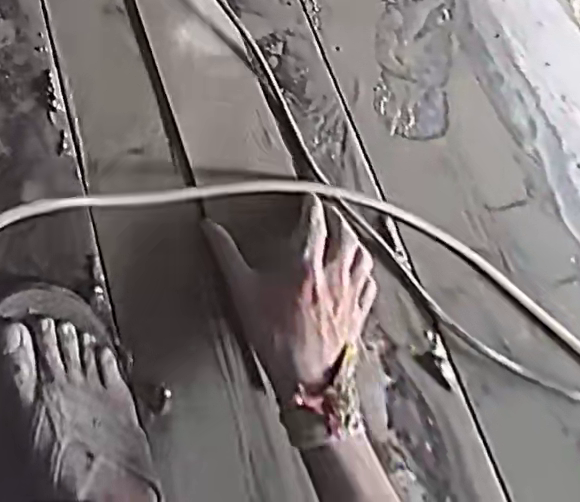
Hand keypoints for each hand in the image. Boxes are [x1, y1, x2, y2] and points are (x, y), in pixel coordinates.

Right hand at [202, 197, 375, 402]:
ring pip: (362, 255)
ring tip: (344, 232)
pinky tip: (357, 269)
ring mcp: (351, 294)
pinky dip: (364, 267)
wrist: (307, 382)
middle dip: (336, 217)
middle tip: (326, 211)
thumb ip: (225, 253)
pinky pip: (370, 282)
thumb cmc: (276, 338)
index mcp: (306, 263)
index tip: (307, 197)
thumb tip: (210, 228)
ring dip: (353, 238)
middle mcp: (333, 274)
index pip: (316, 221)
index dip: (312, 204)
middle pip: (345, 233)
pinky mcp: (359, 314)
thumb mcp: (242, 290)